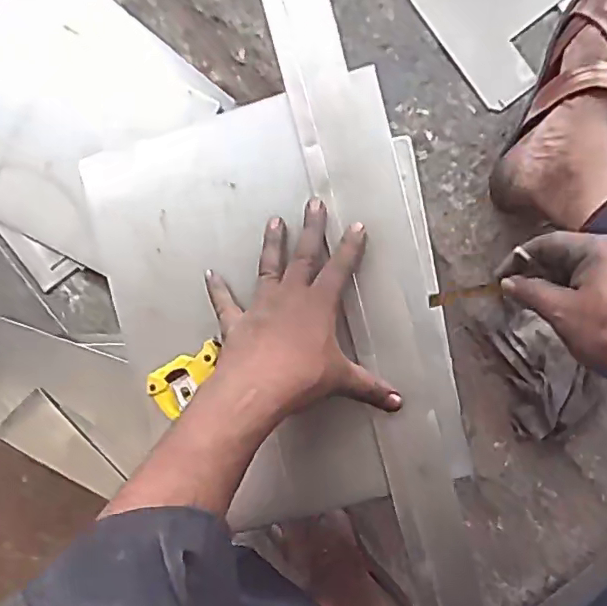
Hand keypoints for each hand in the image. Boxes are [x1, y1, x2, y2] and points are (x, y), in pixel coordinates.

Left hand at [202, 199, 402, 427]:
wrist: (256, 388)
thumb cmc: (300, 379)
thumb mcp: (340, 380)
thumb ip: (368, 387)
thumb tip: (396, 401)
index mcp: (319, 305)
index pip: (339, 269)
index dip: (350, 248)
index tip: (357, 227)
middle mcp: (290, 297)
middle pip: (303, 256)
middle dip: (311, 229)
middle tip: (313, 204)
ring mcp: (261, 306)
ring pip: (268, 268)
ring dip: (272, 244)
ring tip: (274, 221)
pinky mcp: (236, 322)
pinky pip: (225, 302)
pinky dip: (217, 289)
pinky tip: (211, 275)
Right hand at [497, 232, 606, 425]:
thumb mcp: (561, 312)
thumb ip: (531, 291)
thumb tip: (508, 281)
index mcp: (598, 247)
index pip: (548, 241)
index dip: (518, 259)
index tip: (499, 280)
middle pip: (565, 251)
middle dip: (536, 270)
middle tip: (514, 293)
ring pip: (580, 266)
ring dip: (554, 281)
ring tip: (534, 303)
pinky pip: (595, 277)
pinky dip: (573, 288)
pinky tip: (562, 308)